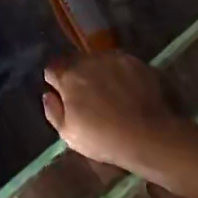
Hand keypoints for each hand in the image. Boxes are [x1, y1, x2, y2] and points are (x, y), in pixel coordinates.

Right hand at [42, 48, 192, 171]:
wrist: (149, 135)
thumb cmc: (104, 139)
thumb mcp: (69, 135)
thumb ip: (53, 112)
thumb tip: (47, 95)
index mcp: (68, 78)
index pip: (52, 69)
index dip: (56, 82)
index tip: (63, 94)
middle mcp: (87, 61)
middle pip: (74, 62)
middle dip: (76, 74)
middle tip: (86, 94)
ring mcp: (112, 58)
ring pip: (96, 59)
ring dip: (97, 70)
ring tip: (108, 90)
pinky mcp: (133, 61)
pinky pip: (118, 61)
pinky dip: (117, 71)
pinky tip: (126, 87)